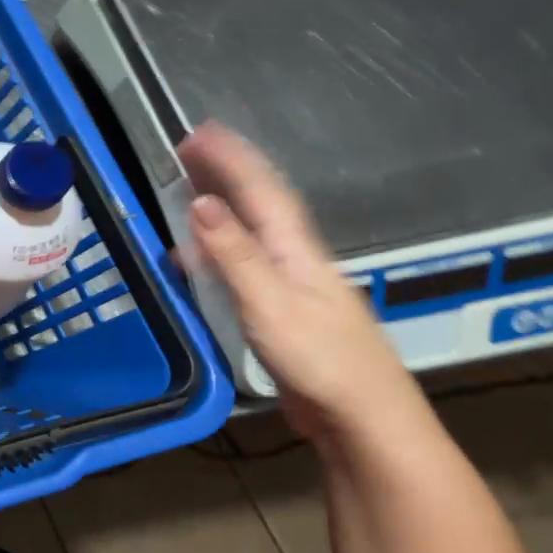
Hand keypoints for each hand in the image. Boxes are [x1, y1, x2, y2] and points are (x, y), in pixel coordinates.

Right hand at [178, 123, 422, 440]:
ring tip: (188, 188)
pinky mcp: (279, 310)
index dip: (231, 159)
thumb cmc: (321, 361)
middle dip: (226, 173)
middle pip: (259, 205)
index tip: (199, 132)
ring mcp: (290, 286)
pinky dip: (215, 246)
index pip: (262, 192)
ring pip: (250, 232)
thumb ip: (235, 254)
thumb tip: (200, 202)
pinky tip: (197, 255)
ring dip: (220, 205)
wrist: (364, 420)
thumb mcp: (271, 305)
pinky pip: (241, 262)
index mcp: (297, 251)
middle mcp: (295, 259)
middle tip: (189, 147)